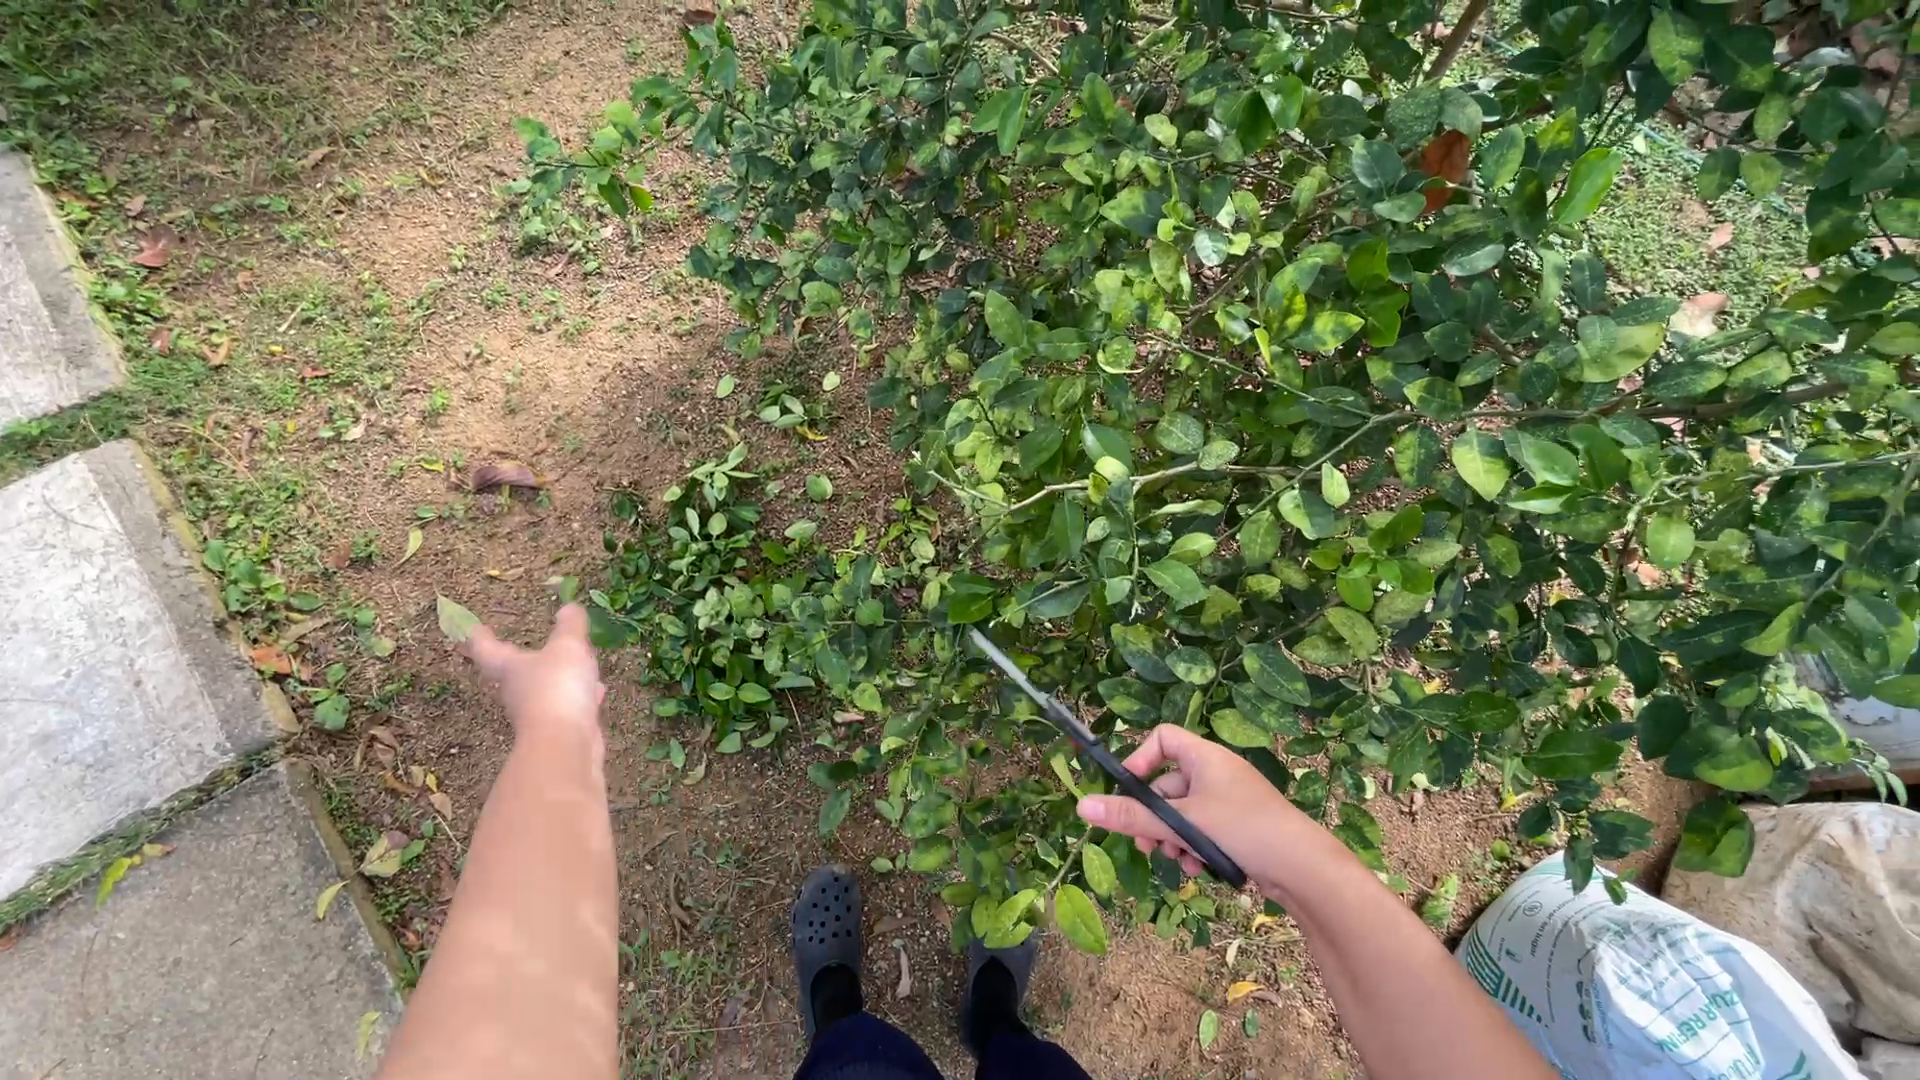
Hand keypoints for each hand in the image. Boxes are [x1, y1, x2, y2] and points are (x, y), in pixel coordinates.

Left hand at [463, 605, 605, 741]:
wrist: (565, 742)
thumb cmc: (556, 688)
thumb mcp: (567, 647)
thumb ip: (570, 627)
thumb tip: (569, 607)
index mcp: (511, 668)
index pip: (487, 649)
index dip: (479, 637)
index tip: (471, 628)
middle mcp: (519, 691)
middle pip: (514, 671)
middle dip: (520, 659)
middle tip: (521, 647)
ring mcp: (539, 712)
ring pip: (546, 687)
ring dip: (558, 676)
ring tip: (575, 664)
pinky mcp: (562, 726)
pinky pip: (570, 703)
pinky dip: (581, 693)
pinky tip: (597, 690)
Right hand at [1076, 724, 1328, 895]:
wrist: (1306, 869)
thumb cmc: (1244, 829)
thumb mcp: (1182, 823)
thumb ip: (1132, 815)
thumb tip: (1082, 806)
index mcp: (1205, 757)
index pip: (1162, 738)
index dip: (1140, 760)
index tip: (1128, 791)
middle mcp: (1217, 772)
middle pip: (1168, 784)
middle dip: (1153, 815)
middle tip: (1144, 843)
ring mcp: (1230, 801)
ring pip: (1184, 813)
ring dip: (1173, 836)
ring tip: (1175, 860)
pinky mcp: (1240, 828)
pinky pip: (1203, 830)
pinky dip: (1194, 847)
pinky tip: (1196, 869)